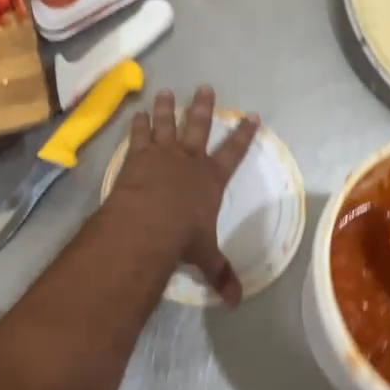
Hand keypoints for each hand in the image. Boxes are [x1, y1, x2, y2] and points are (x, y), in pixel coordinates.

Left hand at [103, 87, 258, 305]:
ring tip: (166, 91)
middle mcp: (188, 160)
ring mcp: (162, 154)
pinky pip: (139, 135)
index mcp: (211, 180)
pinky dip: (139, 124)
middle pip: (198, 127)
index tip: (253, 116)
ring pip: (167, 124)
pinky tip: (138, 112)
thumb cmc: (182, 238)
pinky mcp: (136, 156)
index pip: (234, 153)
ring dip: (167, 108)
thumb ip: (219, 273)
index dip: (244, 135)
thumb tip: (235, 302)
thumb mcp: (204, 256)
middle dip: (203, 108)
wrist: (148, 222)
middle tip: (205, 87)